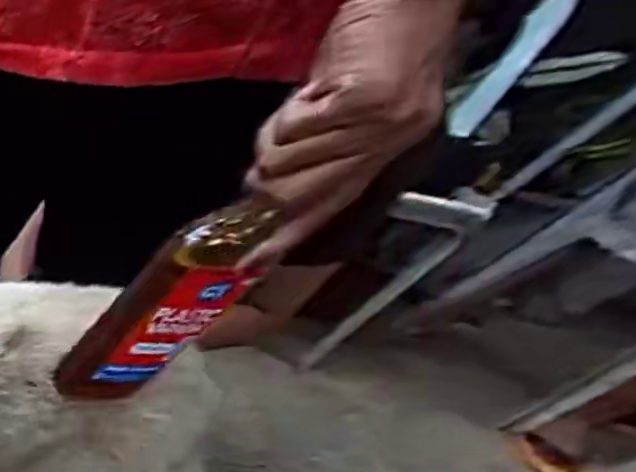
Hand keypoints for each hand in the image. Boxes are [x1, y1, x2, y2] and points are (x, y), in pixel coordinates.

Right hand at [243, 0, 450, 266]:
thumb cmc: (370, 41)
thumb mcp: (341, 108)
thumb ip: (313, 150)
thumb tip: (257, 189)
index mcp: (383, 152)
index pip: (325, 209)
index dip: (283, 239)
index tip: (249, 265)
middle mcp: (386, 145)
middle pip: (292, 195)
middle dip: (268, 173)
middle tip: (275, 142)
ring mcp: (379, 126)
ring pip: (286, 161)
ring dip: (280, 132)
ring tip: (306, 104)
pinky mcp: (365, 103)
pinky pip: (294, 128)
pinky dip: (291, 110)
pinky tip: (315, 90)